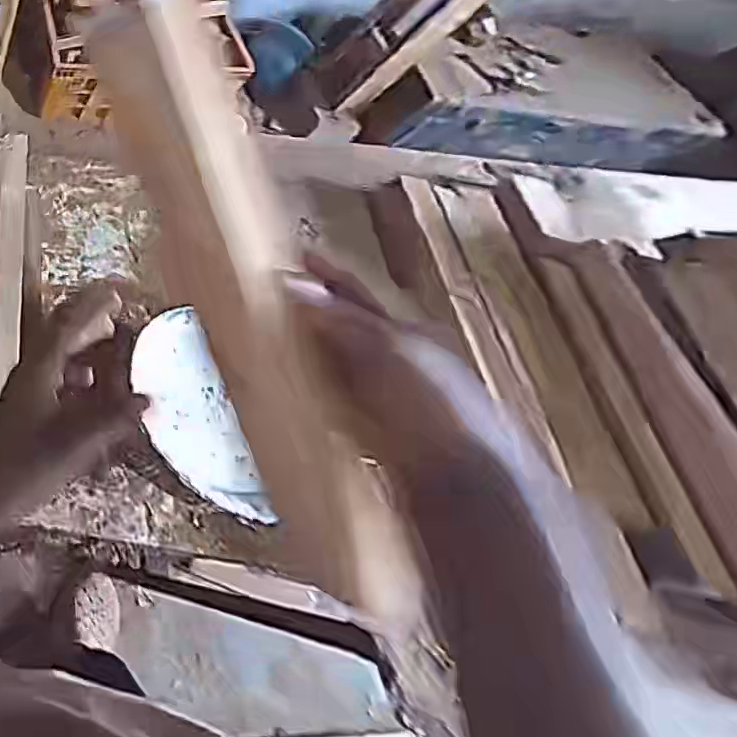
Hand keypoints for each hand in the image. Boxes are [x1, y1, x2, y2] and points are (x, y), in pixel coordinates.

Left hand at [0, 285, 149, 542]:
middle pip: (62, 339)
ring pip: (61, 362)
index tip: (112, 290)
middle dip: (90, 327)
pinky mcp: (28, 413)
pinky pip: (59, 386)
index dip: (90, 307)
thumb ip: (111, 420)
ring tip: (118, 358)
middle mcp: (30, 375)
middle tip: (120, 319)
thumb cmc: (25, 467)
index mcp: (38, 371)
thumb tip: (146, 400)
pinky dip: (82, 384)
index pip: (66, 327)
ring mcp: (27, 393)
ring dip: (89, 356)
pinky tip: (99, 397)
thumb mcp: (75, 444)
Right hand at [285, 253, 520, 481]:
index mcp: (407, 332)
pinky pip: (328, 388)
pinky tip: (287, 377)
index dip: (328, 273)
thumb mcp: (388, 351)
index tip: (299, 253)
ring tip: (270, 328)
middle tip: (275, 288)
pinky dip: (307, 377)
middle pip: (345, 321)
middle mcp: (397, 355)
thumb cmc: (436, 406)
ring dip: (303, 341)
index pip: (357, 293)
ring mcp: (383, 390)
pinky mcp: (368, 422)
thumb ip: (341, 318)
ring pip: (333, 354)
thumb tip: (290, 282)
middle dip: (312, 304)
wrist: (467, 483)